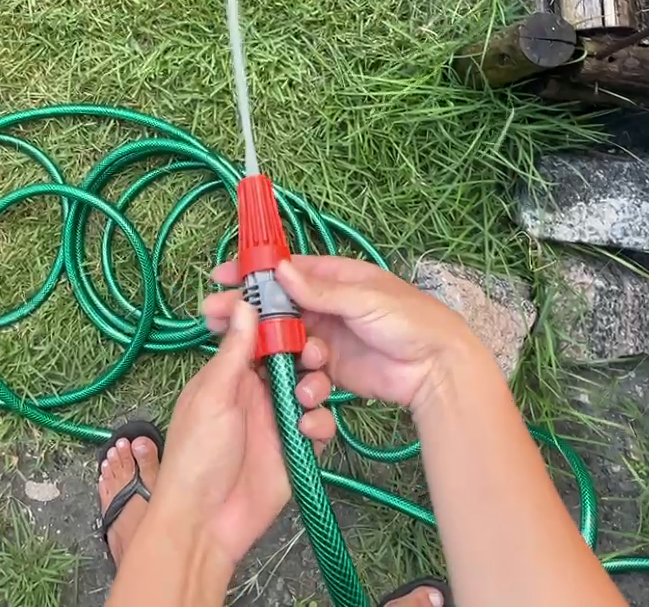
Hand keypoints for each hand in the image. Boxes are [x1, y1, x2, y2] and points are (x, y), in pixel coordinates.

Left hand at [151, 299, 335, 567]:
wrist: (206, 523)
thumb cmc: (197, 454)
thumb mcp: (213, 396)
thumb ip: (234, 352)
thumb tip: (244, 304)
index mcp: (232, 373)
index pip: (262, 336)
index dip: (282, 323)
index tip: (302, 310)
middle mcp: (258, 391)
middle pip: (294, 359)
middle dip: (309, 354)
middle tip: (313, 356)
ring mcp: (278, 419)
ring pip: (312, 388)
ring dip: (316, 387)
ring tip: (306, 398)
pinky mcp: (296, 448)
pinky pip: (319, 426)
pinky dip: (320, 423)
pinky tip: (306, 430)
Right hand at [205, 255, 486, 413]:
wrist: (438, 369)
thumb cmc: (408, 320)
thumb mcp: (364, 298)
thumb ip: (321, 290)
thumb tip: (280, 271)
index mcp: (334, 276)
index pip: (286, 269)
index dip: (254, 271)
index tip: (222, 274)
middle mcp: (326, 304)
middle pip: (277, 305)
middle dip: (246, 309)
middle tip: (210, 314)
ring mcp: (326, 337)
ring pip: (284, 337)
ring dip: (262, 342)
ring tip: (236, 349)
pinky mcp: (330, 369)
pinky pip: (301, 368)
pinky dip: (291, 373)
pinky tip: (284, 379)